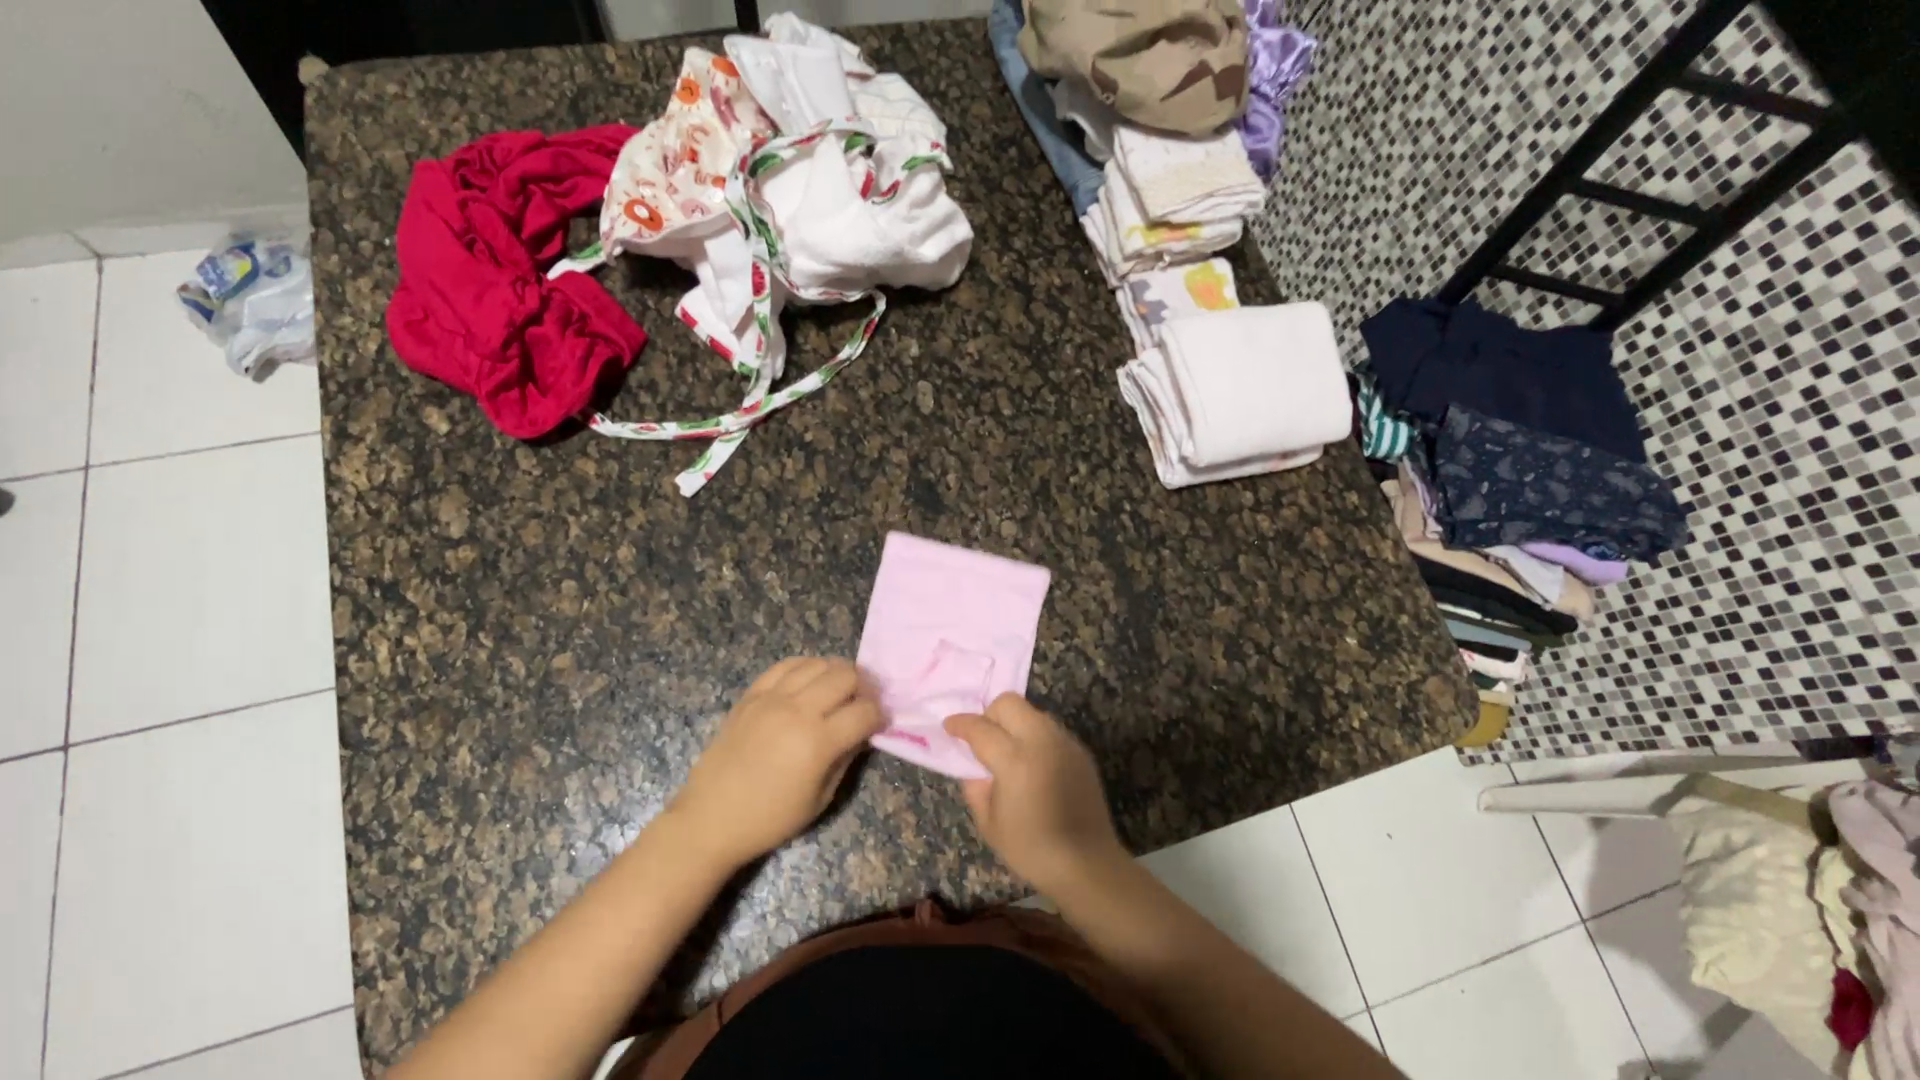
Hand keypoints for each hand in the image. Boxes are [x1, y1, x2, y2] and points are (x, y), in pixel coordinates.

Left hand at [667, 657, 884, 870]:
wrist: (712, 817)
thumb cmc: (770, 819)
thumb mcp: (821, 799)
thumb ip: (846, 759)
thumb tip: (863, 732)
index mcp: (818, 742)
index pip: (865, 711)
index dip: (880, 715)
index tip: (880, 723)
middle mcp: (797, 711)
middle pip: (845, 676)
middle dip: (863, 687)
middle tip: (863, 703)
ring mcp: (772, 698)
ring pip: (818, 663)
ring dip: (836, 673)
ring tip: (838, 691)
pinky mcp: (752, 695)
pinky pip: (785, 665)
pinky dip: (805, 668)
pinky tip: (809, 682)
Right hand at [944, 694, 1127, 895]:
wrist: (1086, 863)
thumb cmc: (1031, 849)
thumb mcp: (989, 823)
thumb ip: (976, 786)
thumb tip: (975, 767)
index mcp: (1015, 759)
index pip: (980, 728)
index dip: (960, 725)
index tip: (949, 726)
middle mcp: (1042, 741)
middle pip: (1009, 703)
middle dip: (990, 715)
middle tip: (983, 740)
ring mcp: (1065, 743)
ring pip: (1033, 713)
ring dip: (1015, 724)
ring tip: (1008, 753)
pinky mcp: (1081, 752)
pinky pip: (1051, 730)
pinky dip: (1035, 737)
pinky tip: (1033, 766)